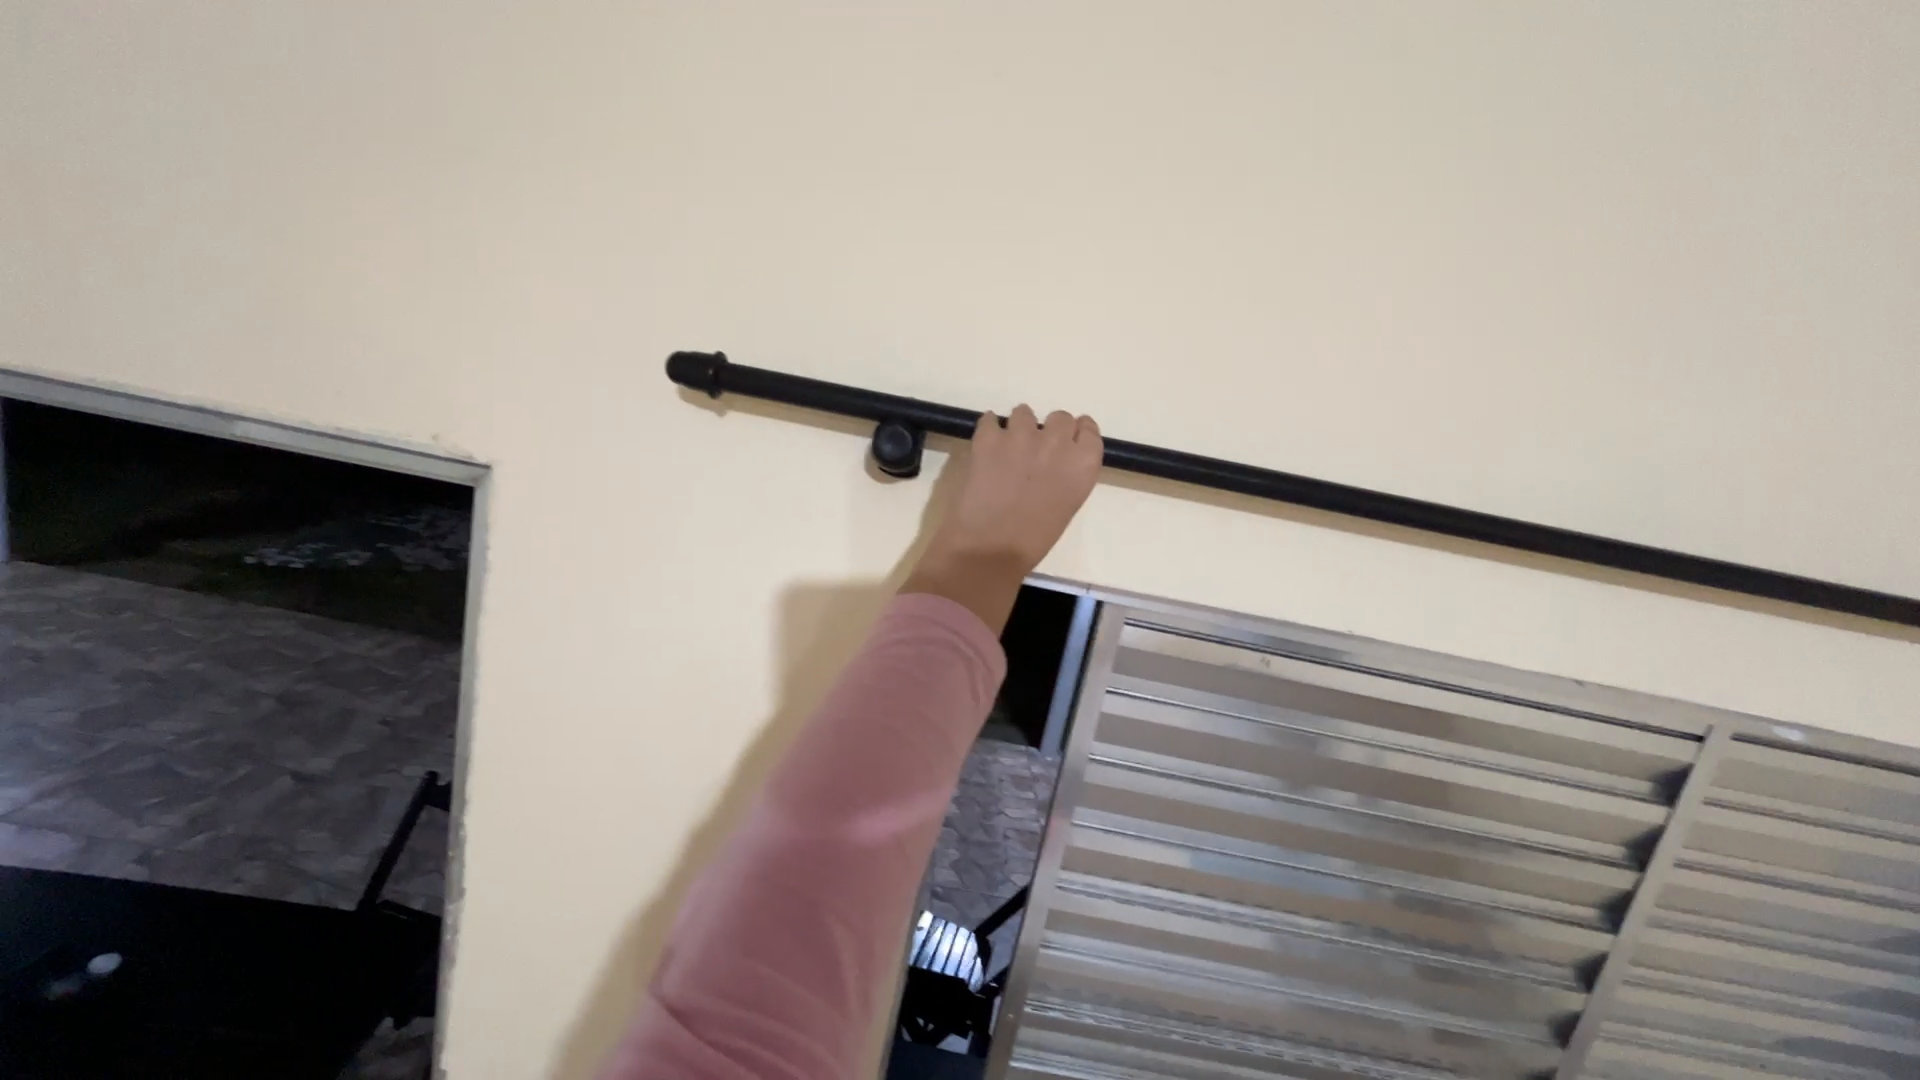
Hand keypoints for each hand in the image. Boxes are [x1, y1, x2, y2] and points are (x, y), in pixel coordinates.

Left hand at [903, 405, 1102, 631]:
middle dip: (1049, 431)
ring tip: (1007, 451)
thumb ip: (1068, 476)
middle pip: (1060, 418)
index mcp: (1084, 464)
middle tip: (1035, 452)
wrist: (990, 548)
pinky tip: (985, 450)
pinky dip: (988, 431)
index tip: (1067, 443)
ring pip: (1024, 413)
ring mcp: (1022, 435)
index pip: (1088, 430)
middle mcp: (1057, 442)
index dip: (1076, 435)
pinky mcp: (989, 437)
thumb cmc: (1034, 540)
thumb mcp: (1067, 506)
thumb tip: (1054, 465)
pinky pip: (990, 419)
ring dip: (1018, 428)